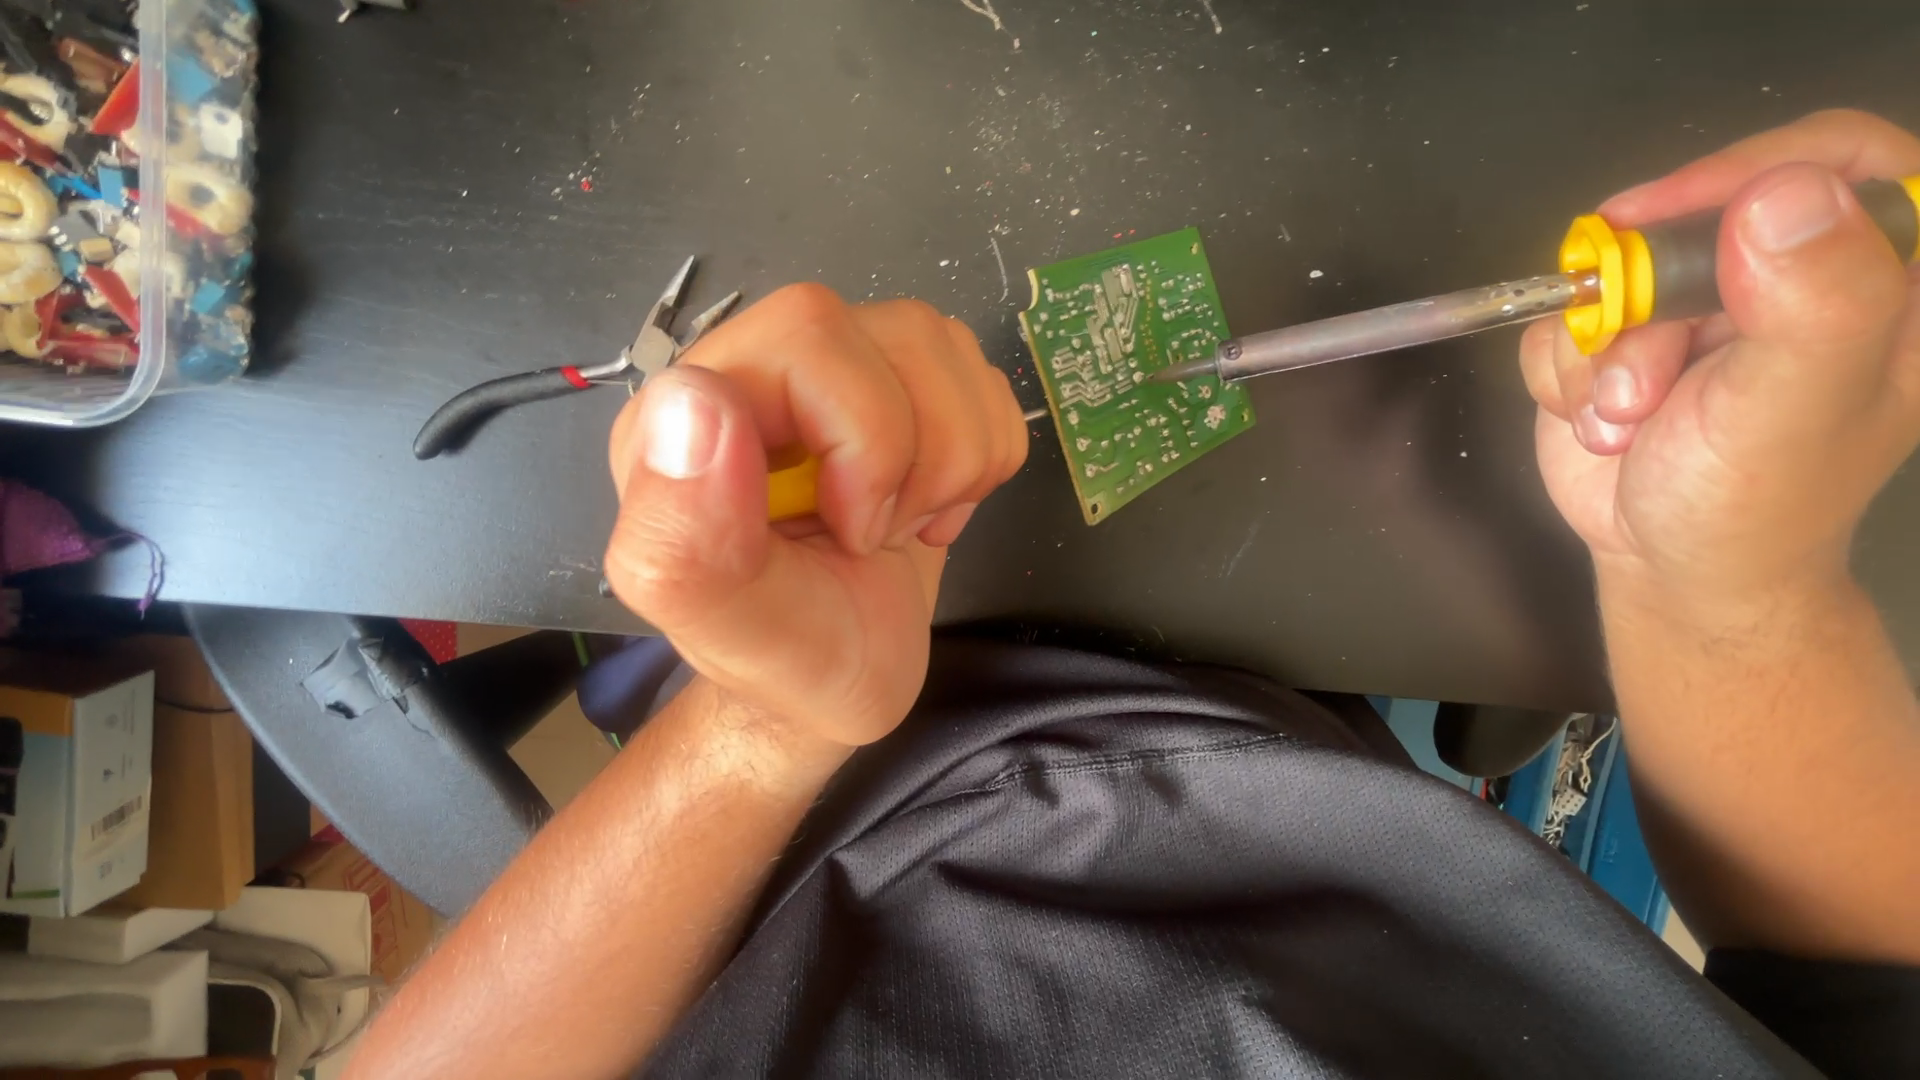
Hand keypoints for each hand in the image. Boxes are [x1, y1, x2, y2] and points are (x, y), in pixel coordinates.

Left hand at [603, 284, 1027, 747]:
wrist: (850, 678)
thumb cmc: (791, 662)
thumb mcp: (733, 632)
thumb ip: (684, 539)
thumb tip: (692, 398)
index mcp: (694, 413)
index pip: (808, 335)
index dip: (867, 437)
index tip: (857, 533)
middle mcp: (765, 371)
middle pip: (900, 332)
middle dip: (923, 457)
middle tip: (883, 533)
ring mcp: (843, 375)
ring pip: (949, 348)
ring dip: (957, 462)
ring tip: (905, 523)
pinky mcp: (906, 393)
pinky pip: (984, 381)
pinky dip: (986, 458)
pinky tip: (933, 506)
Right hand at [1520, 110, 1919, 608]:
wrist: (1667, 564)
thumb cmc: (1753, 498)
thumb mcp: (1795, 406)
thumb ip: (1813, 302)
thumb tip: (1778, 193)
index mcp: (1878, 277)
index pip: (1834, 160)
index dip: (1744, 172)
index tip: (1655, 219)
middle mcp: (1781, 282)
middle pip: (1690, 225)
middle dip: (1642, 308)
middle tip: (1636, 378)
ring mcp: (1688, 314)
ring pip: (1608, 281)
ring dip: (1596, 359)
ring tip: (1622, 421)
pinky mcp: (1614, 345)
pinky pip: (1561, 325)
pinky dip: (1559, 377)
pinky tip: (1595, 422)